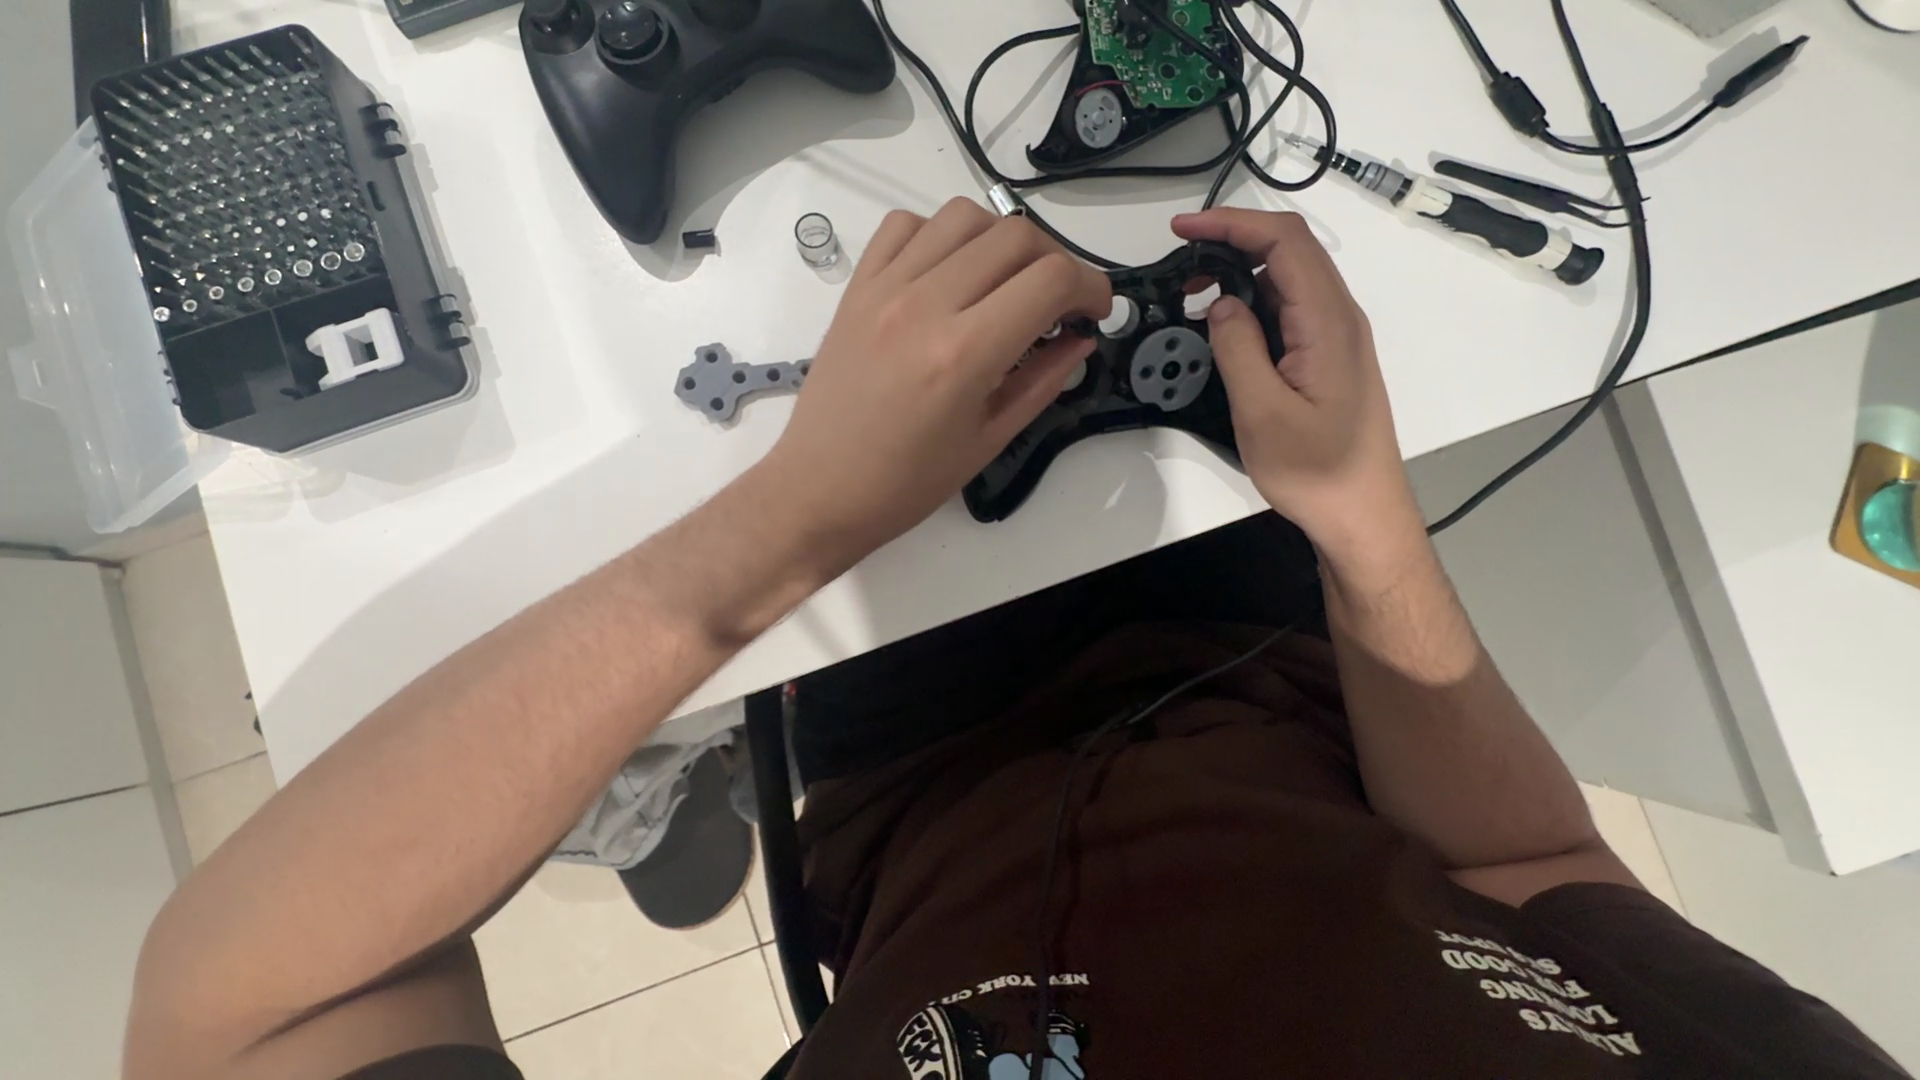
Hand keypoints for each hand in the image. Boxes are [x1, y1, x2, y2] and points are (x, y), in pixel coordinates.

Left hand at [759, 198, 1112, 566]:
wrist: (821, 489)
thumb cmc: (907, 483)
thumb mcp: (988, 441)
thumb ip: (1041, 382)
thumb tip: (1079, 340)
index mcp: (964, 354)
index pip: (1050, 280)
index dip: (1091, 287)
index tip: (1094, 311)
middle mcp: (925, 305)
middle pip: (1015, 236)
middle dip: (1056, 261)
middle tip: (1058, 302)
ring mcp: (885, 289)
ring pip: (963, 217)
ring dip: (1002, 240)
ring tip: (1006, 283)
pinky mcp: (857, 288)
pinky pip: (906, 226)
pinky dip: (940, 236)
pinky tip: (949, 274)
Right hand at [1170, 208, 1421, 563]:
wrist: (1361, 513)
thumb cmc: (1314, 469)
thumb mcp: (1262, 411)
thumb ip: (1238, 348)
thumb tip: (1221, 302)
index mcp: (1327, 321)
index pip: (1285, 242)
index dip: (1232, 223)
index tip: (1181, 229)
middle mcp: (1339, 317)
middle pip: (1290, 250)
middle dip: (1231, 241)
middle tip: (1180, 266)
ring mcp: (1337, 337)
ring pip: (1289, 279)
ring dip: (1240, 273)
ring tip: (1193, 295)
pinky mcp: (1329, 358)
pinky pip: (1290, 309)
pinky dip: (1253, 302)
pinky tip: (1225, 325)